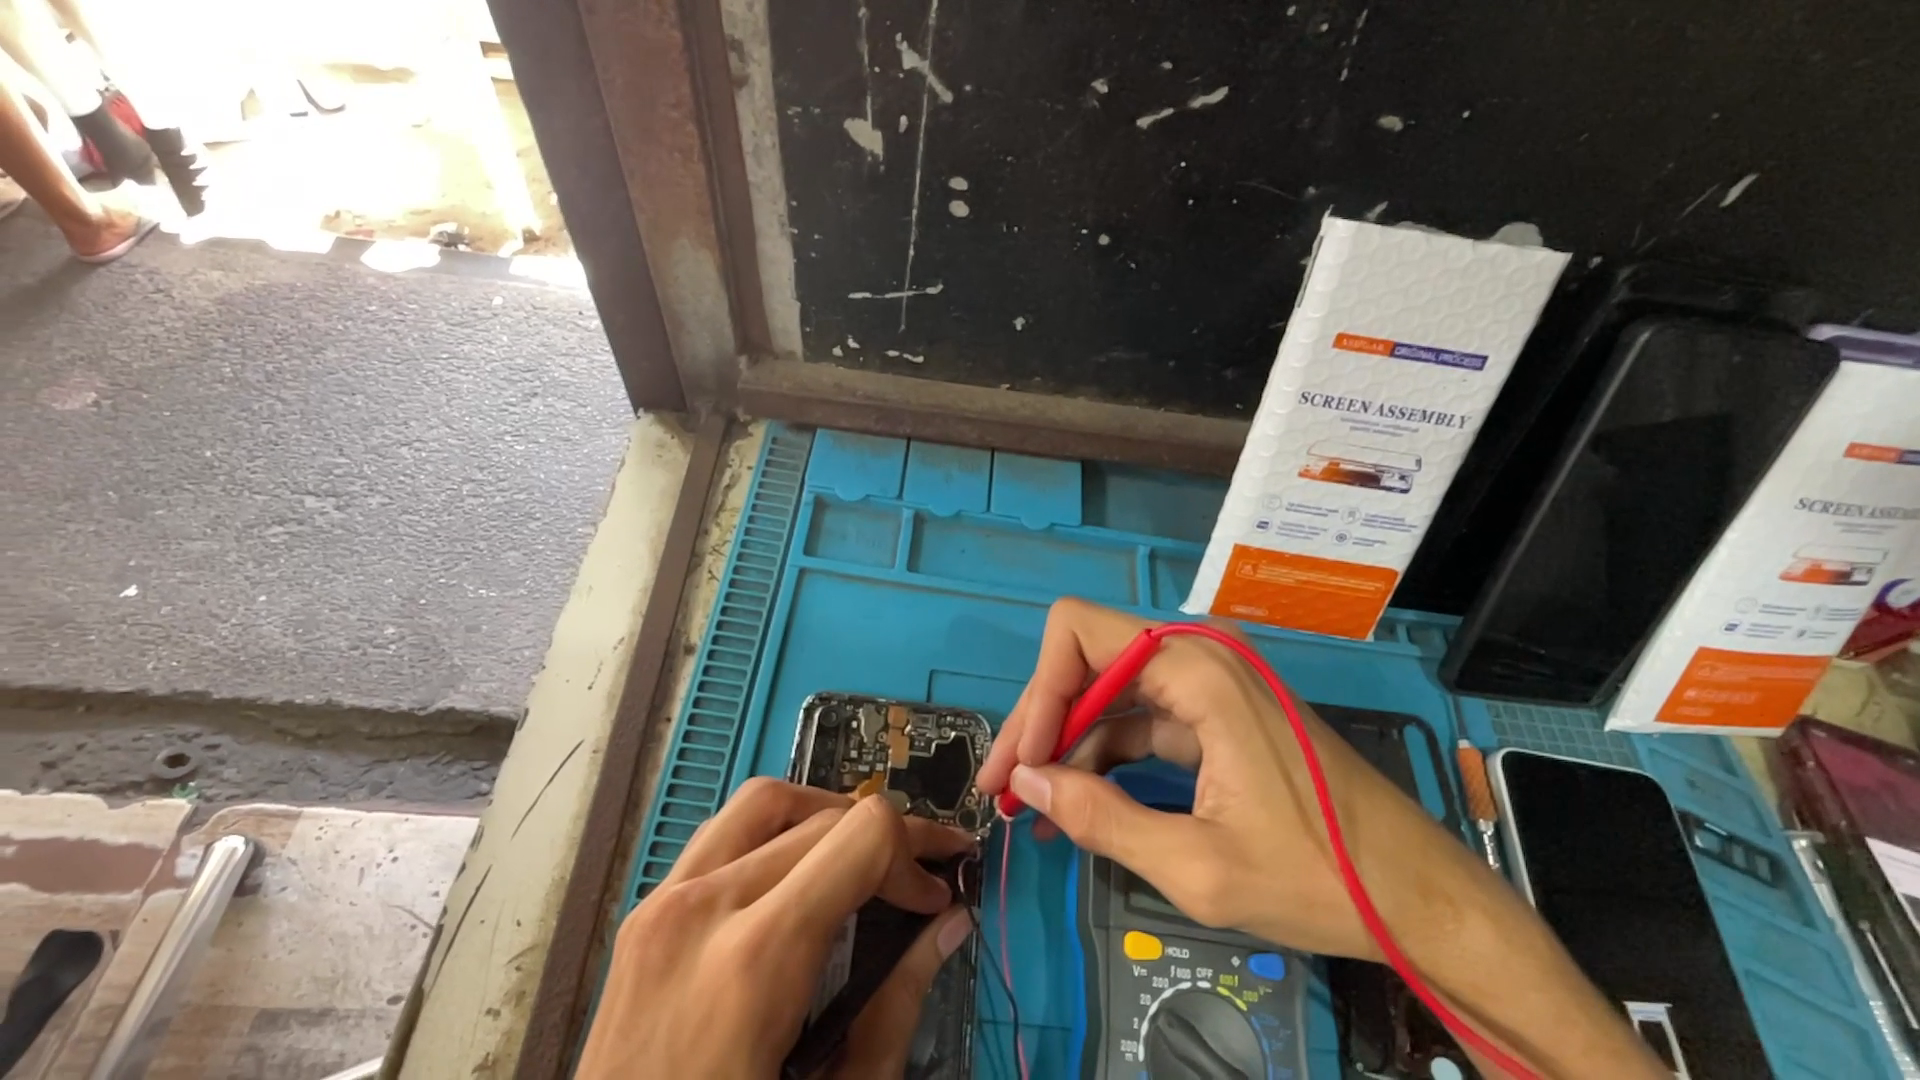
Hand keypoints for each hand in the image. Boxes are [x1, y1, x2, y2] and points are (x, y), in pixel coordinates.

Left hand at [578, 778, 976, 1078]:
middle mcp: (703, 910)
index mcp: (756, 958)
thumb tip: (946, 926)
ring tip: (863, 857)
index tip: (935, 894)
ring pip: (765, 802)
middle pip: (824, 816)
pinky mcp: (642, 916)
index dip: (917, 854)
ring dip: (827, 815)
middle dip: (888, 837)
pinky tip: (796, 874)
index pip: (861, 837)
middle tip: (920, 875)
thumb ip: (898, 1003)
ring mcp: (662, 906)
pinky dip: (772, 834)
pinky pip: (719, 835)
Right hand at [976, 598, 1473, 959]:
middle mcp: (1201, 658)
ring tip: (1031, 809)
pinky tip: (1077, 805)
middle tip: (1005, 792)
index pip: (1079, 633)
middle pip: (1087, 661)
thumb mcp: (1197, 866)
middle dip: (1040, 724)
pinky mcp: (1219, 715)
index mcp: (1199, 671)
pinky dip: (1104, 757)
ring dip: (1065, 745)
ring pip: (1108, 693)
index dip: (1037, 694)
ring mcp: (1212, 685)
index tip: (1022, 766)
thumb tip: (1025, 783)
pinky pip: (1141, 719)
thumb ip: (1101, 818)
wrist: (1416, 896)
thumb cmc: (1317, 878)